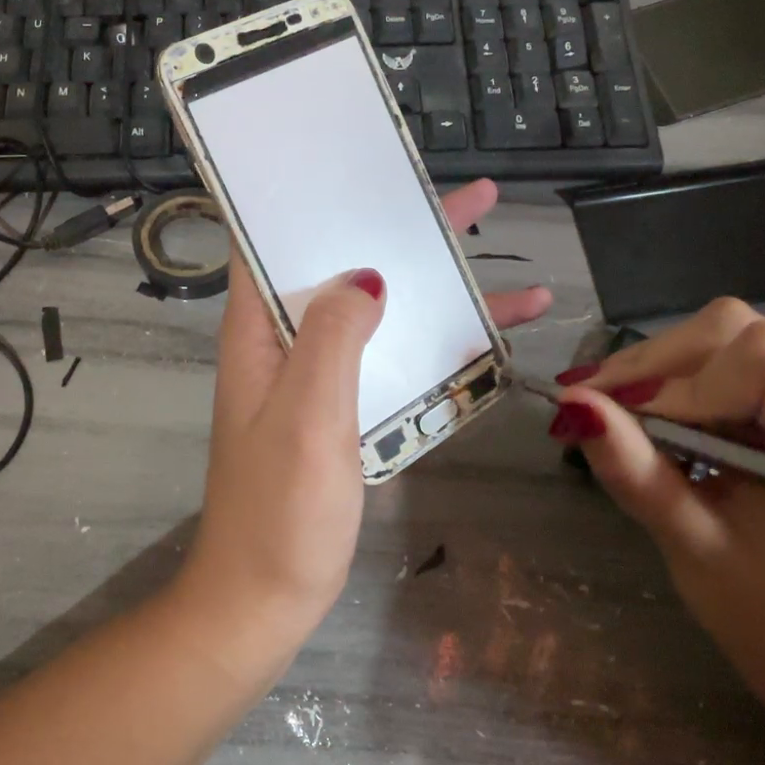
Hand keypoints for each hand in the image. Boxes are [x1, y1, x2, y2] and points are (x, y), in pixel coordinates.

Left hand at [182, 179, 552, 638]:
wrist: (265, 601)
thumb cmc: (278, 510)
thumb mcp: (307, 415)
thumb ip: (334, 337)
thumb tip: (367, 273)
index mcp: (259, 333)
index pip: (272, 241)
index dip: (312, 198)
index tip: (362, 164)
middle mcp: (285, 346)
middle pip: (344, 269)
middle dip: (401, 233)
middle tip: (471, 200)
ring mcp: (317, 383)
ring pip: (378, 316)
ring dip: (433, 289)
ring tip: (505, 262)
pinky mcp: (344, 417)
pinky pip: (393, 365)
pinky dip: (436, 349)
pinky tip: (494, 343)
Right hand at [549, 298, 764, 715]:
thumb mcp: (691, 548)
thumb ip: (635, 472)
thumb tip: (571, 405)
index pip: (763, 359)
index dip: (680, 379)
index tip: (617, 417)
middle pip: (737, 332)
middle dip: (655, 365)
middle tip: (593, 408)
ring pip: (726, 339)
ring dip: (657, 371)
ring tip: (610, 415)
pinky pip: (727, 363)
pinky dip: (673, 384)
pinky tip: (644, 420)